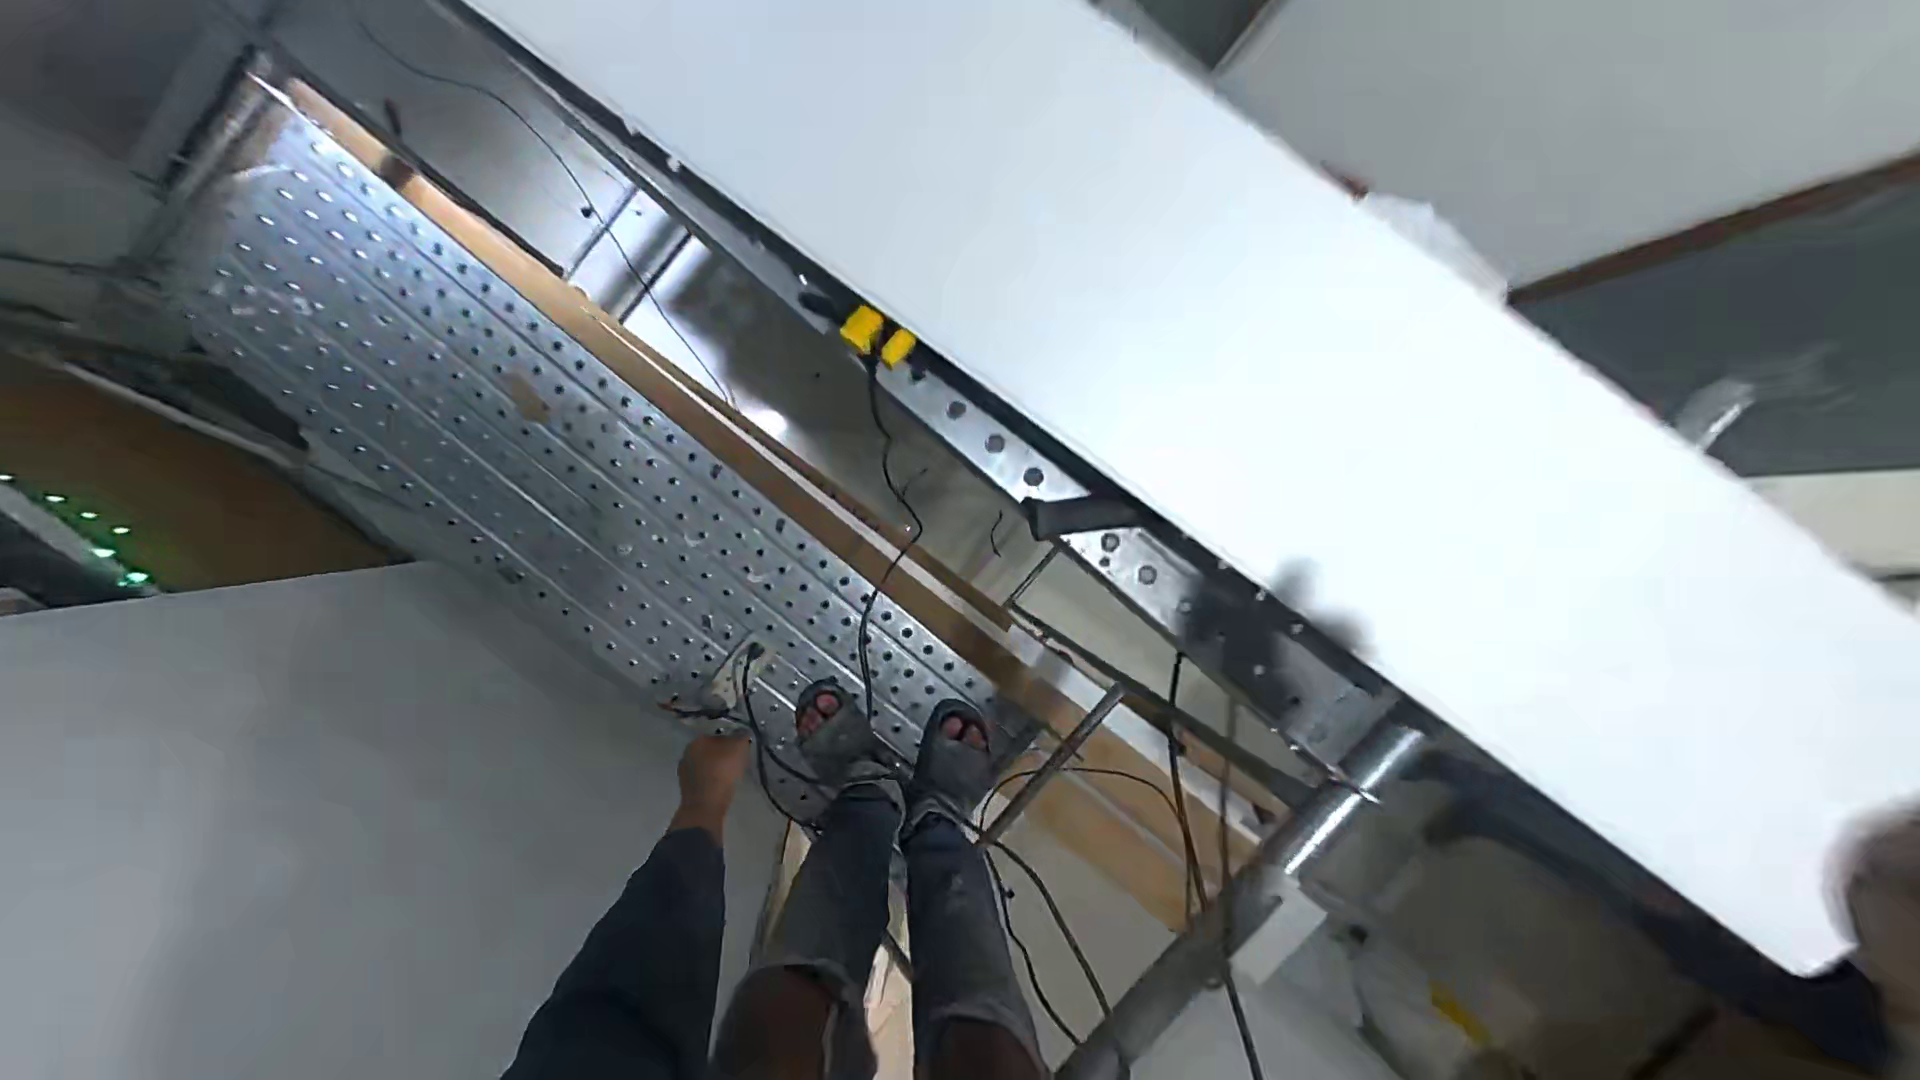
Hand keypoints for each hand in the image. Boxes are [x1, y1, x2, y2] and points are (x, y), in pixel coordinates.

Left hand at [671, 734, 751, 839]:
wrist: (705, 805)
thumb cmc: (722, 771)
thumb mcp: (739, 747)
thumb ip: (742, 736)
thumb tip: (742, 733)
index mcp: (698, 740)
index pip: (719, 734)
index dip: (733, 740)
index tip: (742, 749)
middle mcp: (688, 752)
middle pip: (712, 749)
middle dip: (725, 754)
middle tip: (739, 761)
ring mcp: (685, 770)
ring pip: (707, 763)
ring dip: (718, 767)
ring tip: (732, 775)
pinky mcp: (686, 787)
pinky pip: (704, 777)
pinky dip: (712, 779)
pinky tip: (722, 785)